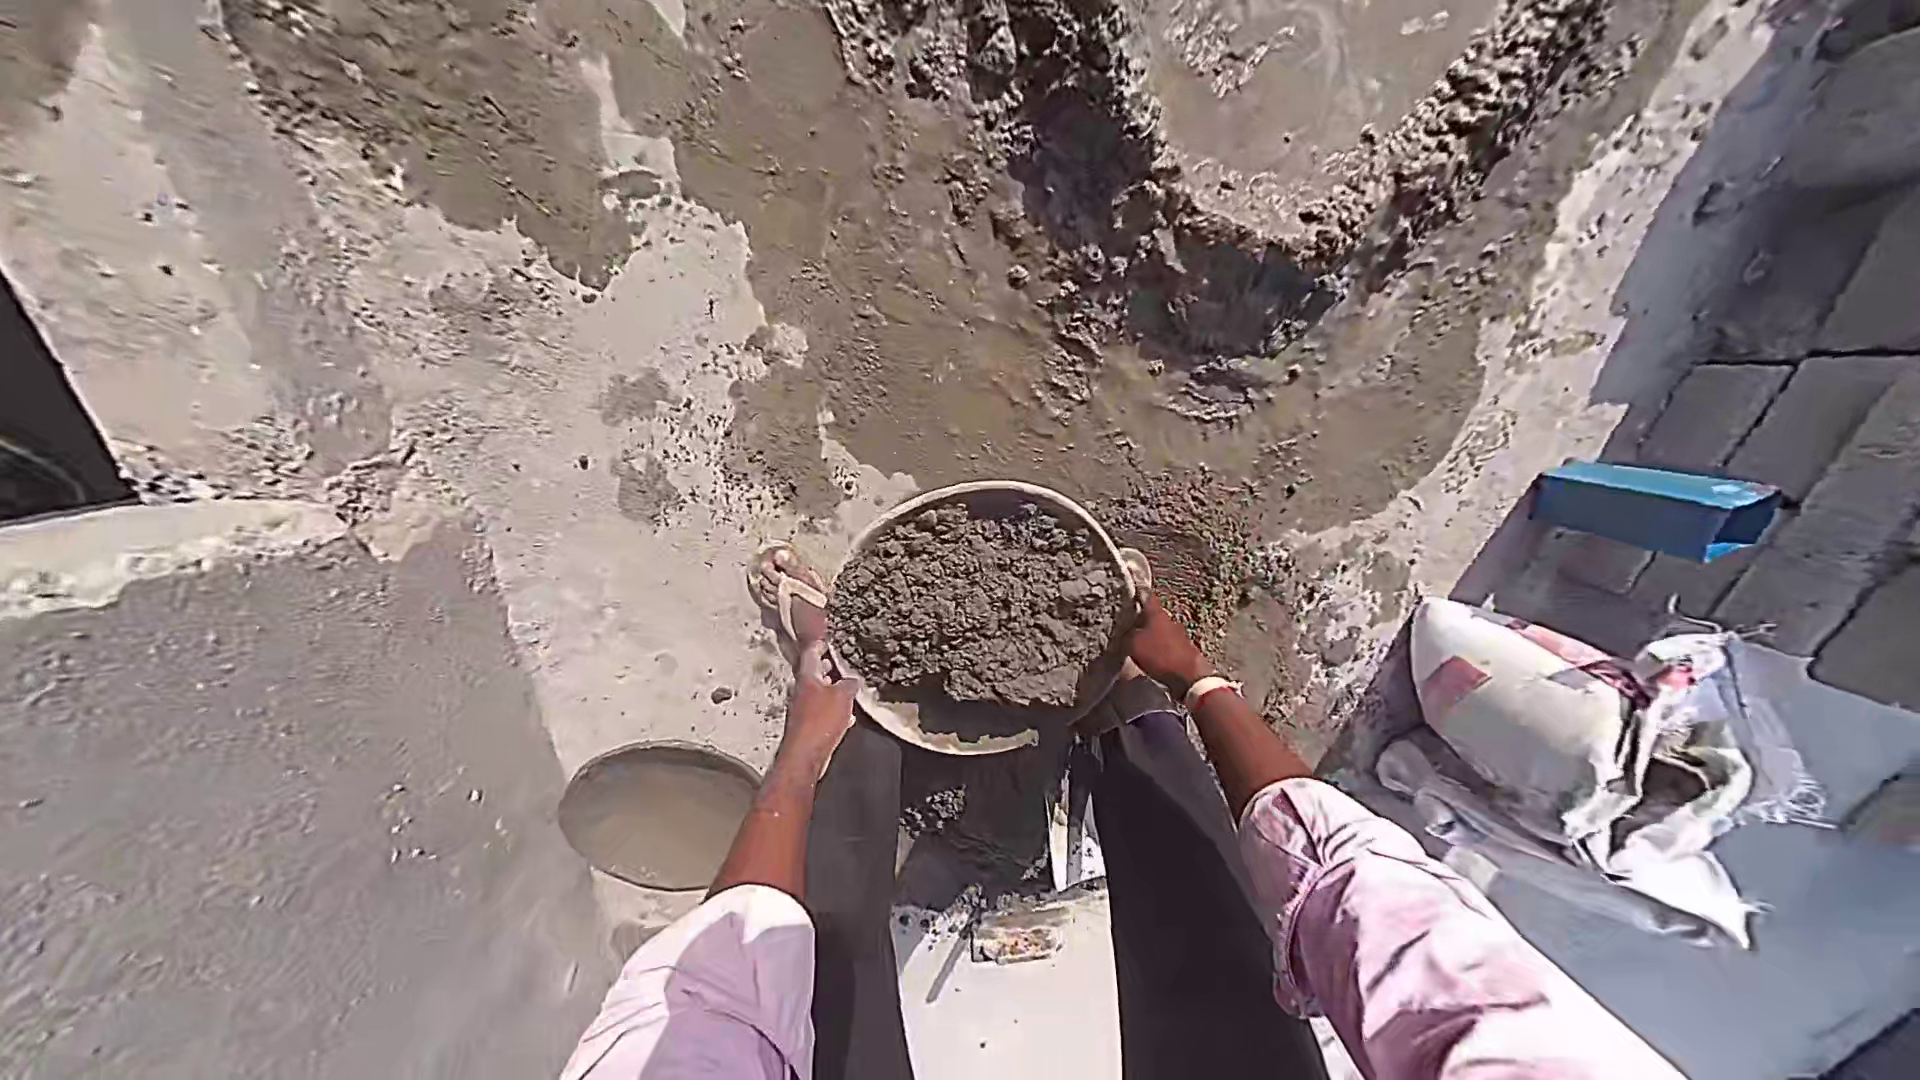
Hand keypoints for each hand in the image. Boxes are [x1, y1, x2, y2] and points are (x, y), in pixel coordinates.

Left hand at [780, 640, 861, 773]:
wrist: (805, 754)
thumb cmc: (821, 721)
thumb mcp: (843, 696)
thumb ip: (850, 684)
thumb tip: (853, 679)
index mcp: (807, 678)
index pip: (811, 654)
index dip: (819, 646)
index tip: (825, 641)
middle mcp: (801, 691)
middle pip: (813, 673)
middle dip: (825, 667)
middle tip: (836, 660)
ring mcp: (802, 709)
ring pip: (817, 692)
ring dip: (829, 687)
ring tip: (843, 684)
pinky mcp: (807, 725)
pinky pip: (820, 710)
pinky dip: (831, 707)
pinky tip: (843, 713)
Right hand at [1126, 592, 1215, 697]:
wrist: (1189, 677)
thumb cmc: (1160, 655)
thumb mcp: (1133, 644)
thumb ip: (1125, 634)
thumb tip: (1122, 630)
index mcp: (1157, 613)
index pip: (1146, 595)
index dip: (1137, 591)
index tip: (1128, 589)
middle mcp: (1169, 620)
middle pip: (1152, 612)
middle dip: (1140, 615)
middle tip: (1126, 619)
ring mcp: (1178, 634)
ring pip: (1159, 627)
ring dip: (1149, 631)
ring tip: (1135, 638)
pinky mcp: (1182, 648)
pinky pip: (1164, 641)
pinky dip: (1156, 643)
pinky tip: (1149, 651)